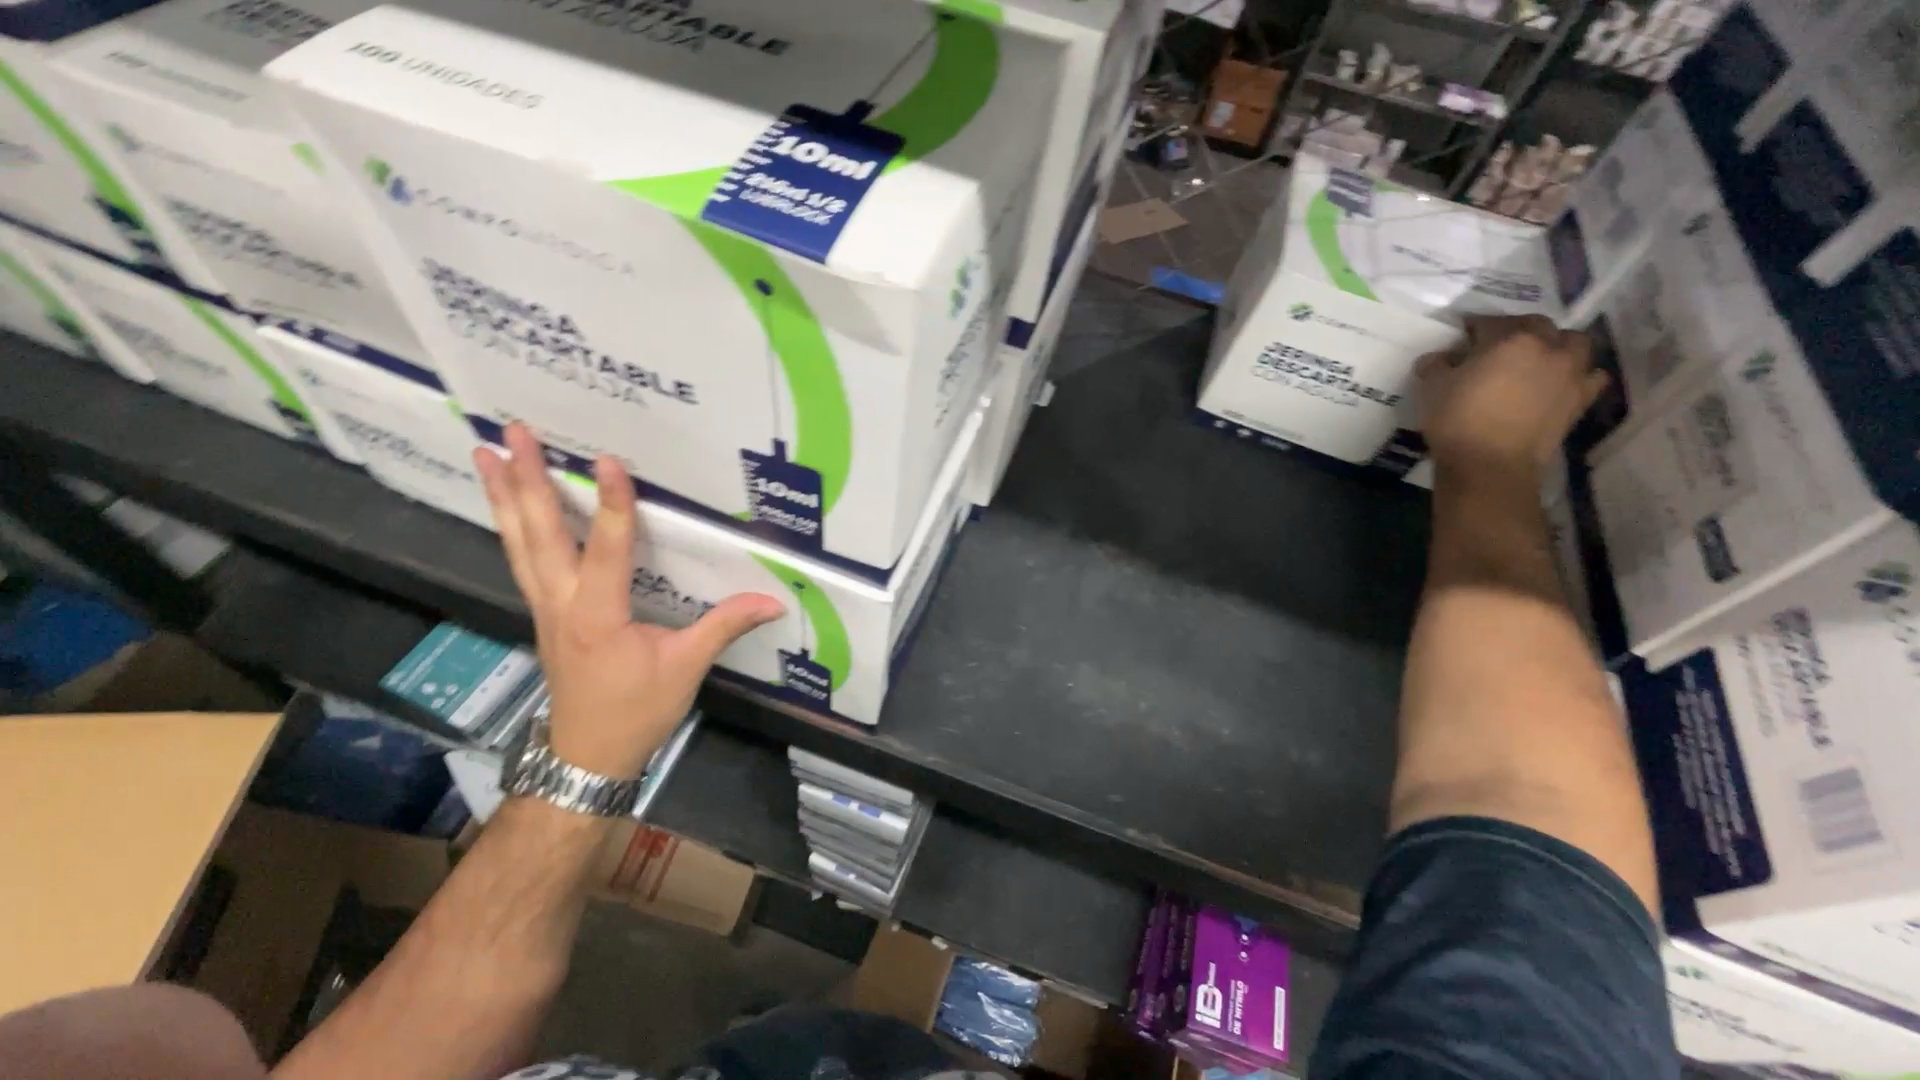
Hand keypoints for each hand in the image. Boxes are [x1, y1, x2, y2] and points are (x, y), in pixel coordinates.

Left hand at [474, 423, 785, 778]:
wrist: (586, 756)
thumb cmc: (636, 711)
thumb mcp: (686, 669)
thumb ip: (723, 626)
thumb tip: (773, 600)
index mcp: (597, 615)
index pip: (607, 549)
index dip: (611, 504)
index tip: (606, 459)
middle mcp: (561, 603)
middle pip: (538, 534)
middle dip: (525, 481)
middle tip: (510, 432)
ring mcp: (544, 607)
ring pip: (517, 544)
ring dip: (501, 496)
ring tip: (485, 452)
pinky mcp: (543, 613)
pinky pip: (520, 559)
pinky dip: (509, 525)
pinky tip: (505, 506)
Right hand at [1417, 314, 1608, 479]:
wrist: (1490, 465)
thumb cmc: (1457, 421)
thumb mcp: (1432, 388)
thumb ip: (1436, 366)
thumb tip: (1437, 359)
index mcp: (1510, 339)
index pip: (1490, 322)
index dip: (1474, 326)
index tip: (1463, 335)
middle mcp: (1548, 348)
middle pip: (1538, 325)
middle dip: (1518, 330)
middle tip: (1499, 345)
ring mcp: (1570, 373)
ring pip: (1575, 343)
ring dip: (1558, 345)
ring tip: (1539, 358)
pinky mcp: (1580, 400)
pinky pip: (1592, 377)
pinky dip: (1581, 375)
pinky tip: (1564, 382)